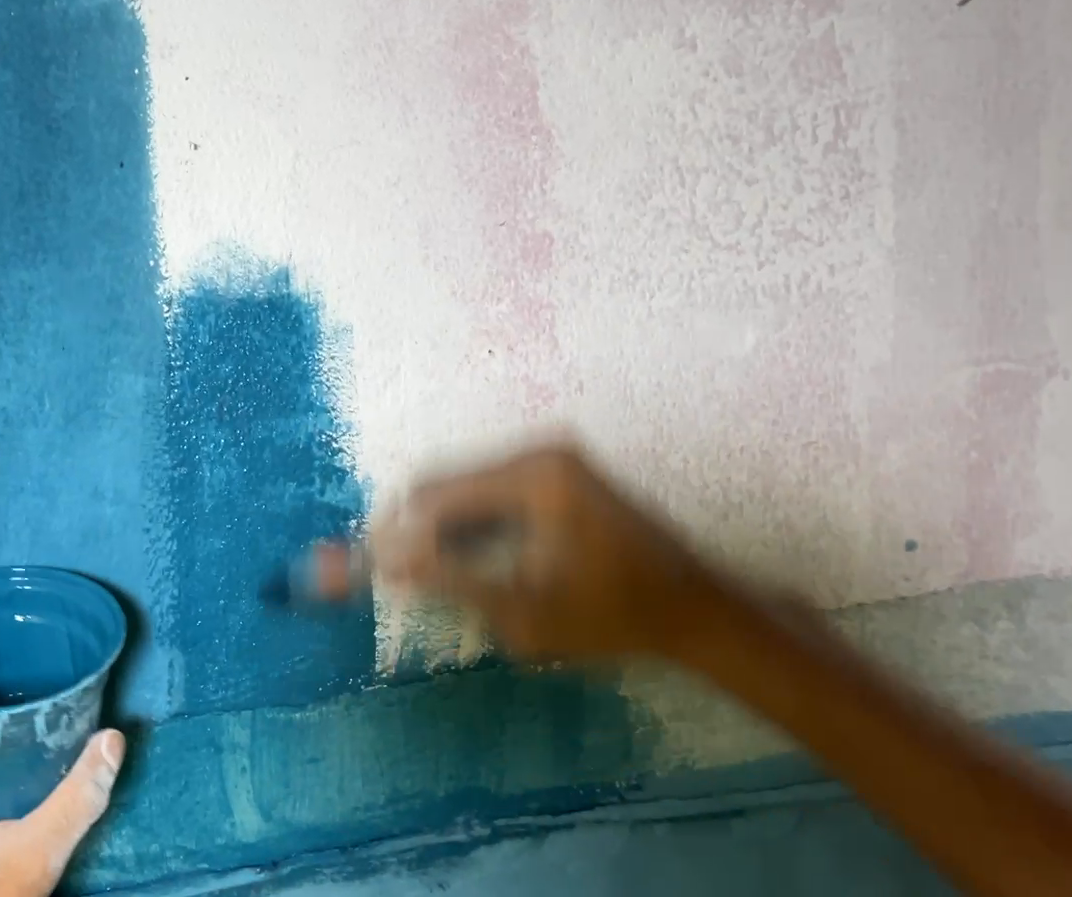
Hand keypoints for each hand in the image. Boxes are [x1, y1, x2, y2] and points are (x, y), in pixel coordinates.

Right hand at [368, 441, 723, 662]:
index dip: (398, 529)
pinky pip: (490, 489)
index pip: (437, 494)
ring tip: (438, 571)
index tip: (374, 563)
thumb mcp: (524, 610)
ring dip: (443, 526)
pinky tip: (472, 557)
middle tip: (400, 571)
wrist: (696, 611)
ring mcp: (551, 456)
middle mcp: (539, 452)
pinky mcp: (556, 469)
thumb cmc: (614, 618)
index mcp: (534, 478)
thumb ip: (449, 581)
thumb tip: (384, 562)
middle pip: (447, 483)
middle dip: (417, 527)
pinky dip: (471, 523)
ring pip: (465, 486)